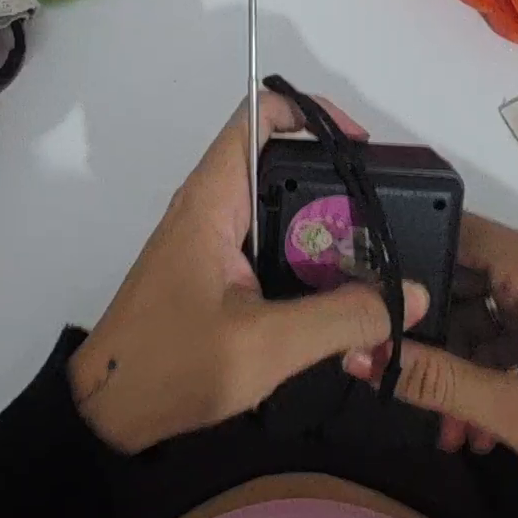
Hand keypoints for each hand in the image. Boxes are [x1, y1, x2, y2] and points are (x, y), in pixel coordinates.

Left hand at [68, 91, 428, 452]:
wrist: (109, 405)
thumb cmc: (175, 363)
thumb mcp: (267, 345)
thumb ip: (341, 317)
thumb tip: (408, 294)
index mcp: (211, 198)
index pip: (256, 116)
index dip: (309, 112)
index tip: (360, 146)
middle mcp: (208, 204)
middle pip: (274, 157)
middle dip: (330, 174)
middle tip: (382, 212)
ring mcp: (207, 235)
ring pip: (272, 202)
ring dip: (319, 219)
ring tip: (372, 250)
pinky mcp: (210, 265)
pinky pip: (263, 238)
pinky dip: (301, 250)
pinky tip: (334, 284)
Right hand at [344, 215, 517, 517]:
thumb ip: (436, 379)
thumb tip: (357, 354)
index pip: (443, 234)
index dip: (399, 270)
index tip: (368, 315)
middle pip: (458, 271)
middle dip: (432, 331)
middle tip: (407, 384)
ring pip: (480, 298)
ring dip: (460, 354)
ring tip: (453, 423)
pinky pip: (509, 312)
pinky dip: (490, 354)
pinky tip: (481, 412)